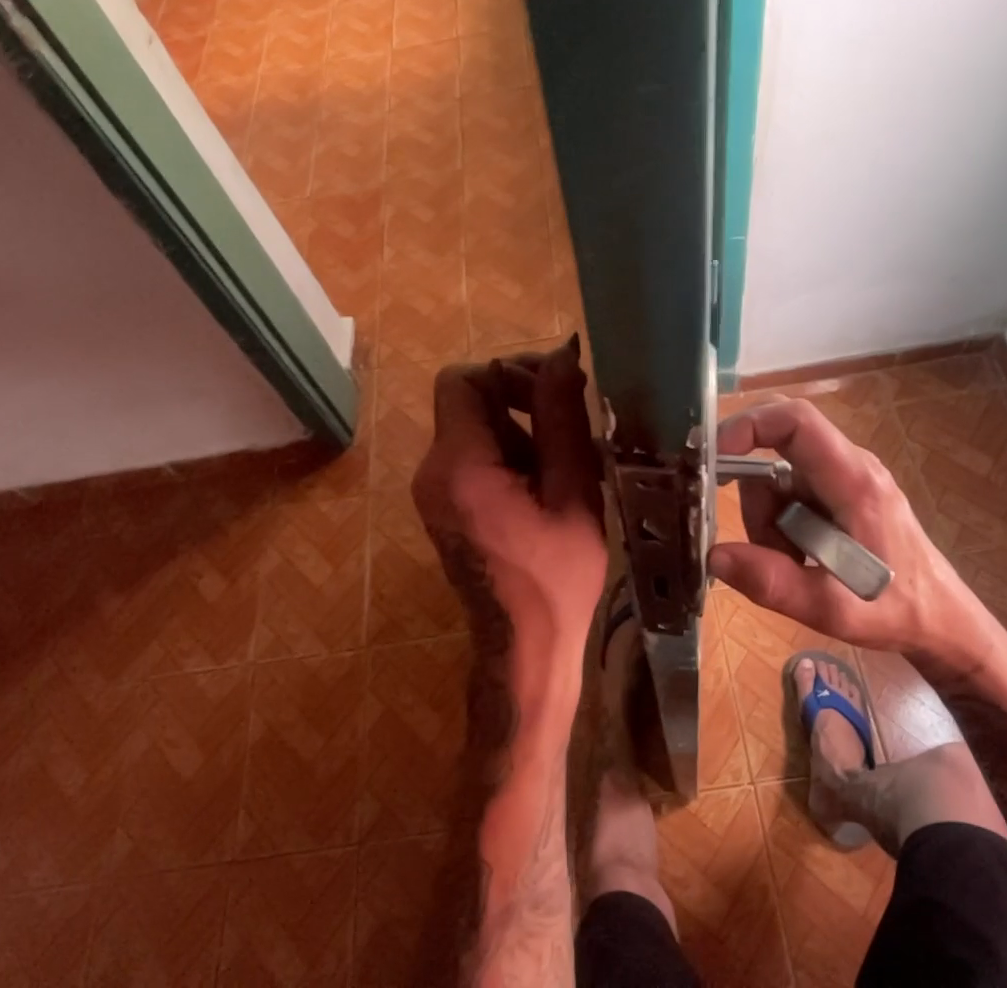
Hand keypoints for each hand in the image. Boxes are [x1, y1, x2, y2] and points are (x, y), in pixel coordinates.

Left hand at [413, 338, 607, 723]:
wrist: (524, 647)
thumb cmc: (556, 578)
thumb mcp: (571, 493)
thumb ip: (562, 420)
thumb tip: (561, 359)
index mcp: (460, 466)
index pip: (464, 381)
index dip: (510, 372)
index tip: (557, 391)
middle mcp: (433, 472)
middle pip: (469, 403)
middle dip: (521, 403)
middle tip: (572, 428)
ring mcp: (434, 493)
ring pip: (474, 431)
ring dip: (521, 433)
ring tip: (567, 467)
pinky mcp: (445, 509)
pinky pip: (473, 460)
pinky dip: (509, 459)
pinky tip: (548, 489)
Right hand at [708, 398, 997, 677]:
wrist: (942, 619)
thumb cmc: (896, 611)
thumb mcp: (831, 608)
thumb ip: (772, 582)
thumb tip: (714, 555)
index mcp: (854, 482)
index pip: (796, 421)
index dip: (749, 425)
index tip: (714, 456)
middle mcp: (852, 467)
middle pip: (779, 450)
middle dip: (754, 492)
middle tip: (758, 543)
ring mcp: (848, 479)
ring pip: (780, 477)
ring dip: (769, 519)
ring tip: (792, 565)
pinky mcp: (843, 495)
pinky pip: (793, 495)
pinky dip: (782, 526)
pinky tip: (801, 561)